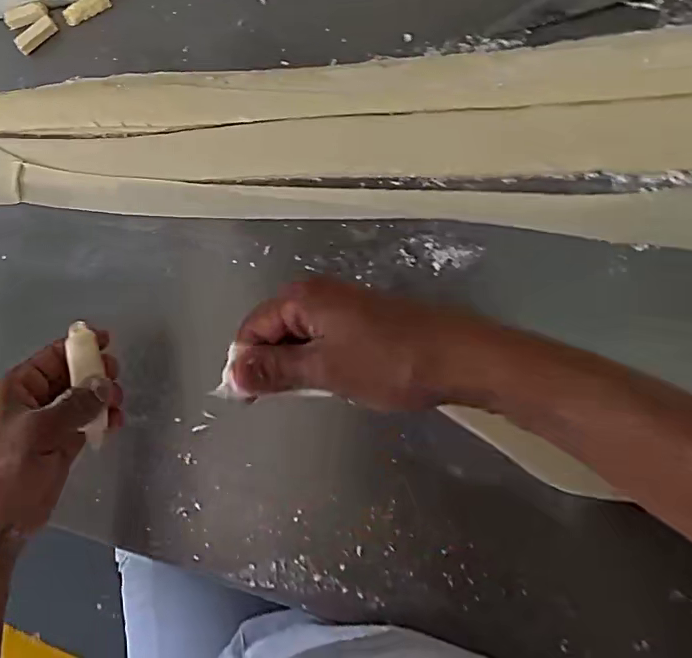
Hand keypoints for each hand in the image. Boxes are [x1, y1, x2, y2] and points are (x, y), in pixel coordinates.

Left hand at [0, 328, 124, 537]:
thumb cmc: (7, 471)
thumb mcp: (39, 433)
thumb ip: (73, 407)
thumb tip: (103, 385)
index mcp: (22, 386)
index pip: (54, 355)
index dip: (79, 345)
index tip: (107, 341)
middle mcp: (37, 399)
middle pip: (72, 375)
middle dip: (96, 373)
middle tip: (116, 377)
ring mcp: (51, 423)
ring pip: (82, 399)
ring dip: (102, 398)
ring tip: (118, 405)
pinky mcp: (62, 446)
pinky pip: (86, 423)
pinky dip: (102, 420)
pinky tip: (115, 423)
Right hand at [229, 277, 502, 410]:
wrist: (459, 356)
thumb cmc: (387, 363)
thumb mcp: (325, 371)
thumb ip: (275, 371)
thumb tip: (232, 374)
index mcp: (300, 298)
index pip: (251, 328)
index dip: (245, 363)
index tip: (248, 399)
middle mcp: (314, 293)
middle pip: (273, 329)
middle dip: (270, 364)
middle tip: (283, 399)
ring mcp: (339, 304)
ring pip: (298, 336)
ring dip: (296, 365)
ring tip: (313, 393)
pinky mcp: (359, 318)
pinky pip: (321, 337)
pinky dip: (319, 360)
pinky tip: (336, 382)